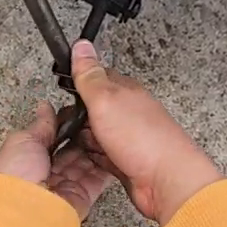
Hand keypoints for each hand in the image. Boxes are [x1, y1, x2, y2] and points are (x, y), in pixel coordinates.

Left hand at [0, 102, 116, 218]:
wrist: (25, 213)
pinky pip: (98, 179)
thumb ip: (41, 125)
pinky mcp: (82, 197)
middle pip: (70, 151)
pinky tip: (116, 146)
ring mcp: (65, 186)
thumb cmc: (15, 175)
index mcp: (27, 159)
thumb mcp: (24, 140)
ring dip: (96, 146)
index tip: (79, 110)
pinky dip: (107, 164)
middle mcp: (46, 174)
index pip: (50, 139)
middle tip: (97, 117)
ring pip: (86, 162)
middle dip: (83, 134)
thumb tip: (45, 107)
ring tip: (109, 127)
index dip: (64, 124)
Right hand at [70, 40, 222, 224]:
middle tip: (61, 124)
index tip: (61, 89)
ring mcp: (127, 140)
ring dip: (81, 139)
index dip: (77, 83)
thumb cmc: (144, 139)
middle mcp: (128, 114)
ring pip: (96, 135)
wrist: (165, 181)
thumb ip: (90, 76)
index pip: (98, 78)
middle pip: (94, 110)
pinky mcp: (125, 163)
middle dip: (76, 117)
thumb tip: (81, 46)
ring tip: (67, 144)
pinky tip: (82, 161)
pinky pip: (101, 157)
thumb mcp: (107, 99)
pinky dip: (90, 158)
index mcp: (126, 92)